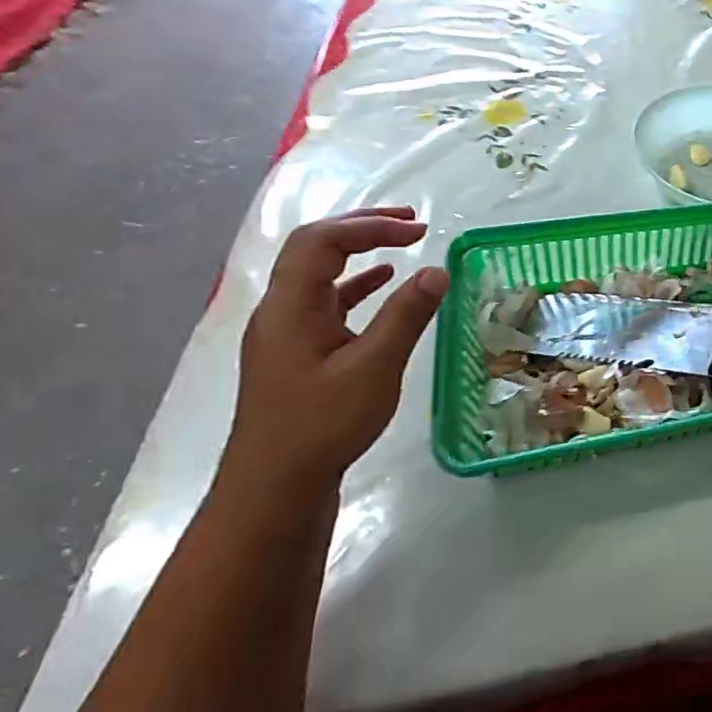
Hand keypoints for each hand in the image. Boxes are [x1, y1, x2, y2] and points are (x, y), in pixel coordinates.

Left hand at [225, 206, 447, 493]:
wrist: (275, 488)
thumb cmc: (322, 424)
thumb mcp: (374, 368)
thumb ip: (406, 316)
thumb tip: (436, 271)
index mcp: (290, 303)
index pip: (324, 240)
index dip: (369, 226)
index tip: (417, 230)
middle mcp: (280, 310)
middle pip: (315, 249)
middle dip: (362, 229)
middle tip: (409, 223)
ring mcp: (284, 334)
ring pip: (319, 278)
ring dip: (358, 257)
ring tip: (400, 248)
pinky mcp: (294, 357)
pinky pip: (324, 307)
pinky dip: (354, 291)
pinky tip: (381, 292)